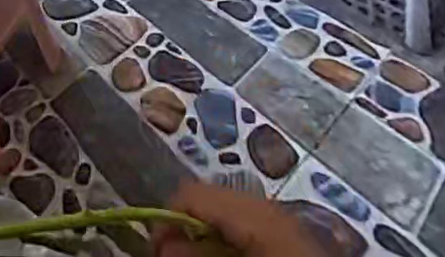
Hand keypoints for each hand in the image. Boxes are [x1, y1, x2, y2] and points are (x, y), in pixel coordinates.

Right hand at [151, 183, 326, 256]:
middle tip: (171, 255)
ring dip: (206, 234)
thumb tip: (163, 243)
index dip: (166, 216)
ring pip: (228, 212)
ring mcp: (282, 220)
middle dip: (185, 226)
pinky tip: (227, 255)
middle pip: (209, 199)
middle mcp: (266, 204)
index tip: (153, 249)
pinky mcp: (291, 237)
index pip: (192, 193)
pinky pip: (248, 226)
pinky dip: (229, 240)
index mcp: (253, 211)